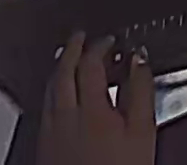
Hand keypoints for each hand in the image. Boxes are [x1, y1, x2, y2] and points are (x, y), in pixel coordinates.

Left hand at [38, 31, 154, 164]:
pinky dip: (53, 90)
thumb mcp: (143, 133)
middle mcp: (66, 117)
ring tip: (69, 57)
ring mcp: (51, 134)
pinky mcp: (44, 150)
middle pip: (63, 70)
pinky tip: (60, 94)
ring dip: (60, 67)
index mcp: (91, 109)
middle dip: (73, 48)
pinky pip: (45, 107)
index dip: (101, 45)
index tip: (111, 40)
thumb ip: (141, 90)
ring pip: (50, 88)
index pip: (90, 62)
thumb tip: (140, 59)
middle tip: (82, 36)